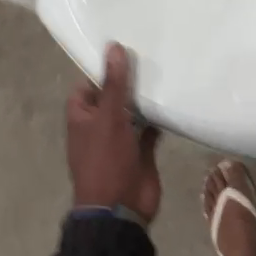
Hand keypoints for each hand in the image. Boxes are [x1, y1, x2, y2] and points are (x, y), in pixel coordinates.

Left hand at [67, 44, 161, 222]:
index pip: (89, 83)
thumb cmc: (105, 160)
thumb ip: (114, 83)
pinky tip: (174, 98)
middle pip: (114, 94)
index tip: (125, 47)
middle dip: (130, 79)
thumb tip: (113, 46)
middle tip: (152, 51)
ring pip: (133, 110)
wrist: (119, 209)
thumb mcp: (109, 118)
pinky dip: (159, 116)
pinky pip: (149, 127)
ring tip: (167, 68)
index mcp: (82, 115)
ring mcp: (120, 137)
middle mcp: (99, 124)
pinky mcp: (140, 149)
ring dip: (145, 97)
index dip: (103, 67)